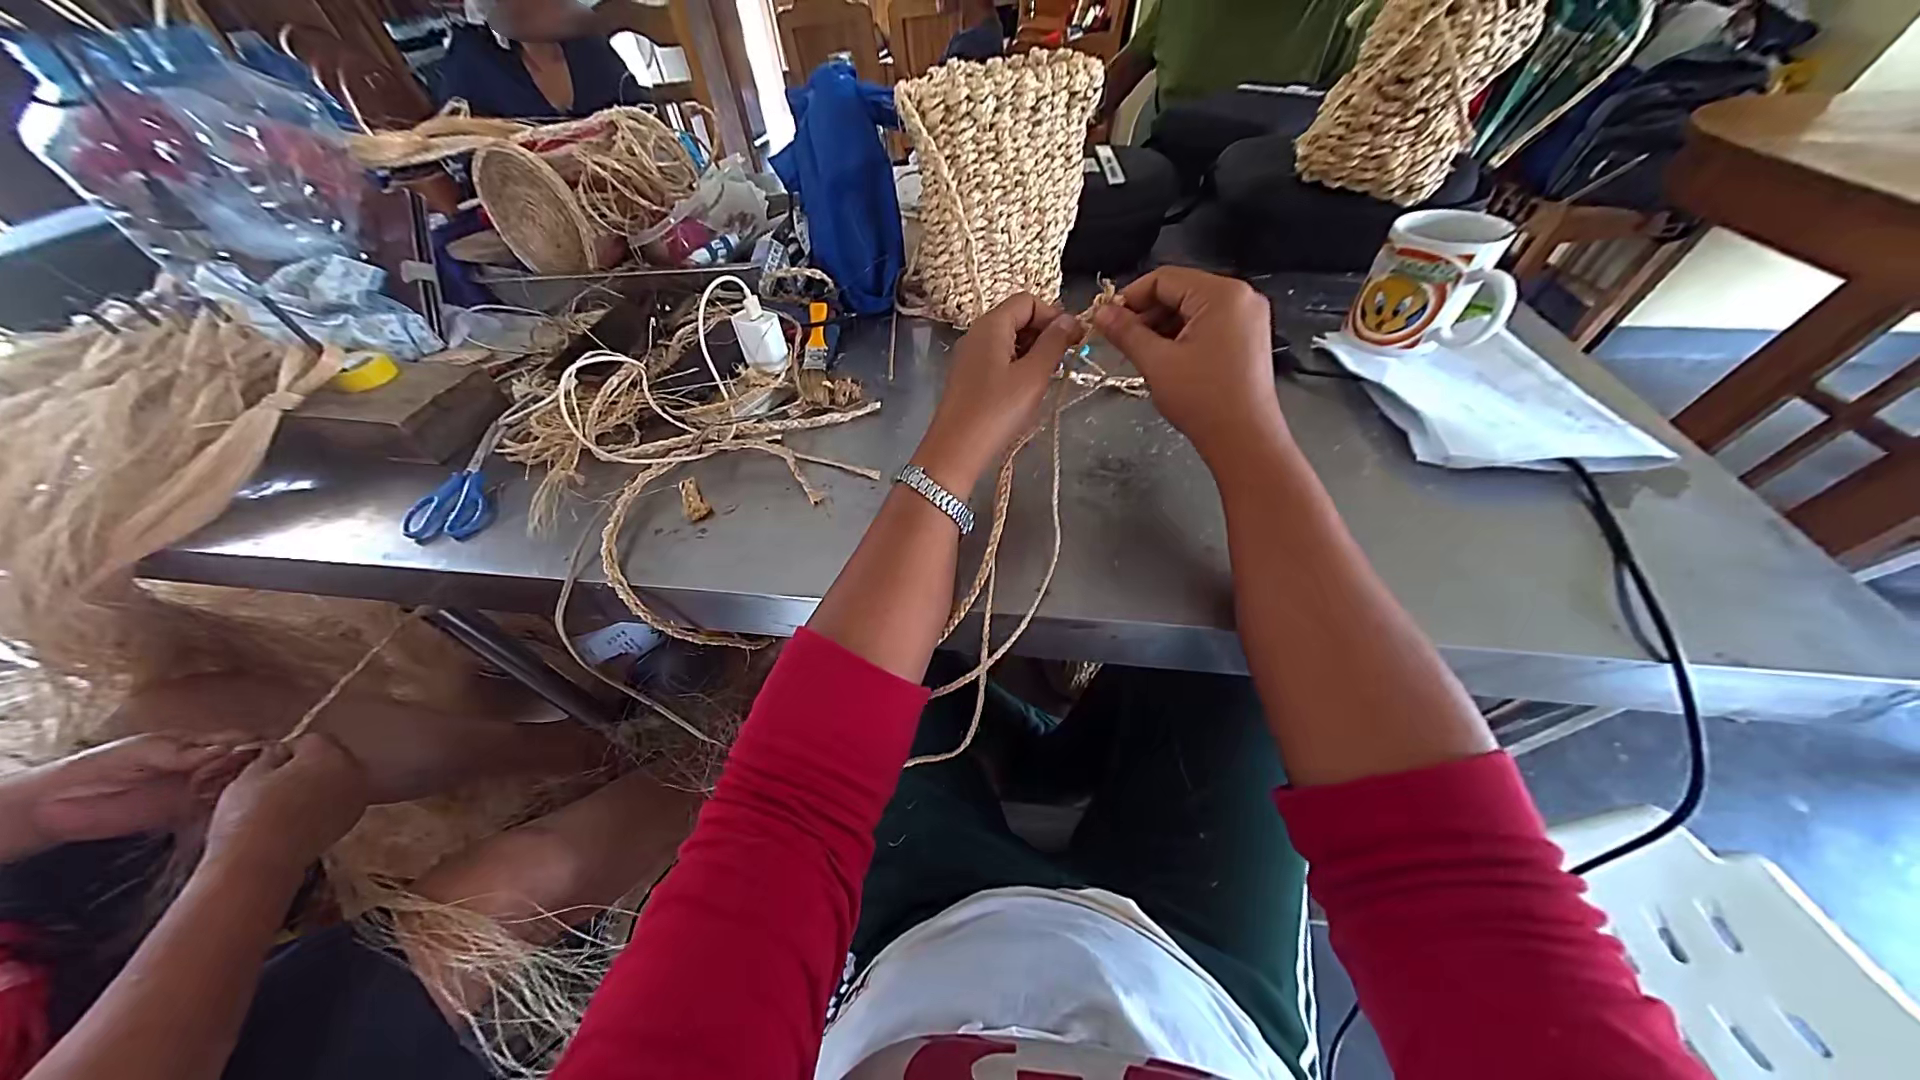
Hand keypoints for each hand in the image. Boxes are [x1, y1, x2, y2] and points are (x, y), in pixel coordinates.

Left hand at [12, 733, 253, 849]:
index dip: (260, 744)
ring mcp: (197, 791)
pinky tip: (236, 812)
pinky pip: (216, 812)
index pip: (244, 740)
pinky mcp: (184, 815)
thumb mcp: (141, 750)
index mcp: (200, 746)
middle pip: (249, 764)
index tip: (270, 753)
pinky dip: (230, 812)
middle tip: (263, 777)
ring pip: (239, 787)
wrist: (53, 806)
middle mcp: (207, 766)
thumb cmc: (98, 766)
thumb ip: (181, 751)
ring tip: (254, 795)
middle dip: (260, 768)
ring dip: (249, 790)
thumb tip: (225, 749)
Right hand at [204, 735, 367, 879]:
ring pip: (340, 776)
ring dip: (321, 782)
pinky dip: (328, 800)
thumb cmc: (248, 816)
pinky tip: (302, 815)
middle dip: (309, 764)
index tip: (268, 766)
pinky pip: (343, 797)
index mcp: (329, 754)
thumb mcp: (249, 778)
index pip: (313, 740)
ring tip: (289, 801)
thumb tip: (280, 750)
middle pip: (332, 756)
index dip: (288, 751)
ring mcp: (359, 792)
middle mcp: (353, 768)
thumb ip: (270, 756)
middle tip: (278, 783)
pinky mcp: (356, 814)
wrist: (260, 862)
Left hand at [913, 293, 1084, 492]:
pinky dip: (1017, 366)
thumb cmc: (997, 411)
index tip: (1073, 339)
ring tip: (1048, 376)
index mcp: (991, 325)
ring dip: (1033, 351)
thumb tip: (1069, 320)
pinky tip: (1027, 389)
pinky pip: (998, 359)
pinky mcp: (968, 377)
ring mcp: (969, 356)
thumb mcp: (1033, 375)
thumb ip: (1054, 343)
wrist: (956, 451)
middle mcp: (976, 333)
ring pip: (1008, 340)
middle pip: (1017, 317)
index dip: (1054, 315)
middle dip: (1044, 333)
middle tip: (1064, 360)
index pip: (1028, 301)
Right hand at [1093, 267, 1288, 466]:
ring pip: (1191, 309)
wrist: (1244, 439)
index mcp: (1221, 294)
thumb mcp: (1156, 362)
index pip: (1164, 278)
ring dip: (1161, 327)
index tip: (1106, 320)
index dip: (1129, 297)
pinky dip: (1181, 336)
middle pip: (1179, 291)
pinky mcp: (1247, 338)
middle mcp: (1240, 297)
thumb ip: (1126, 332)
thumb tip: (1101, 312)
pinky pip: (1206, 324)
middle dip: (1146, 314)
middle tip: (1120, 340)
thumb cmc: (1203, 399)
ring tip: (1140, 353)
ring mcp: (1247, 318)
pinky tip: (1164, 359)